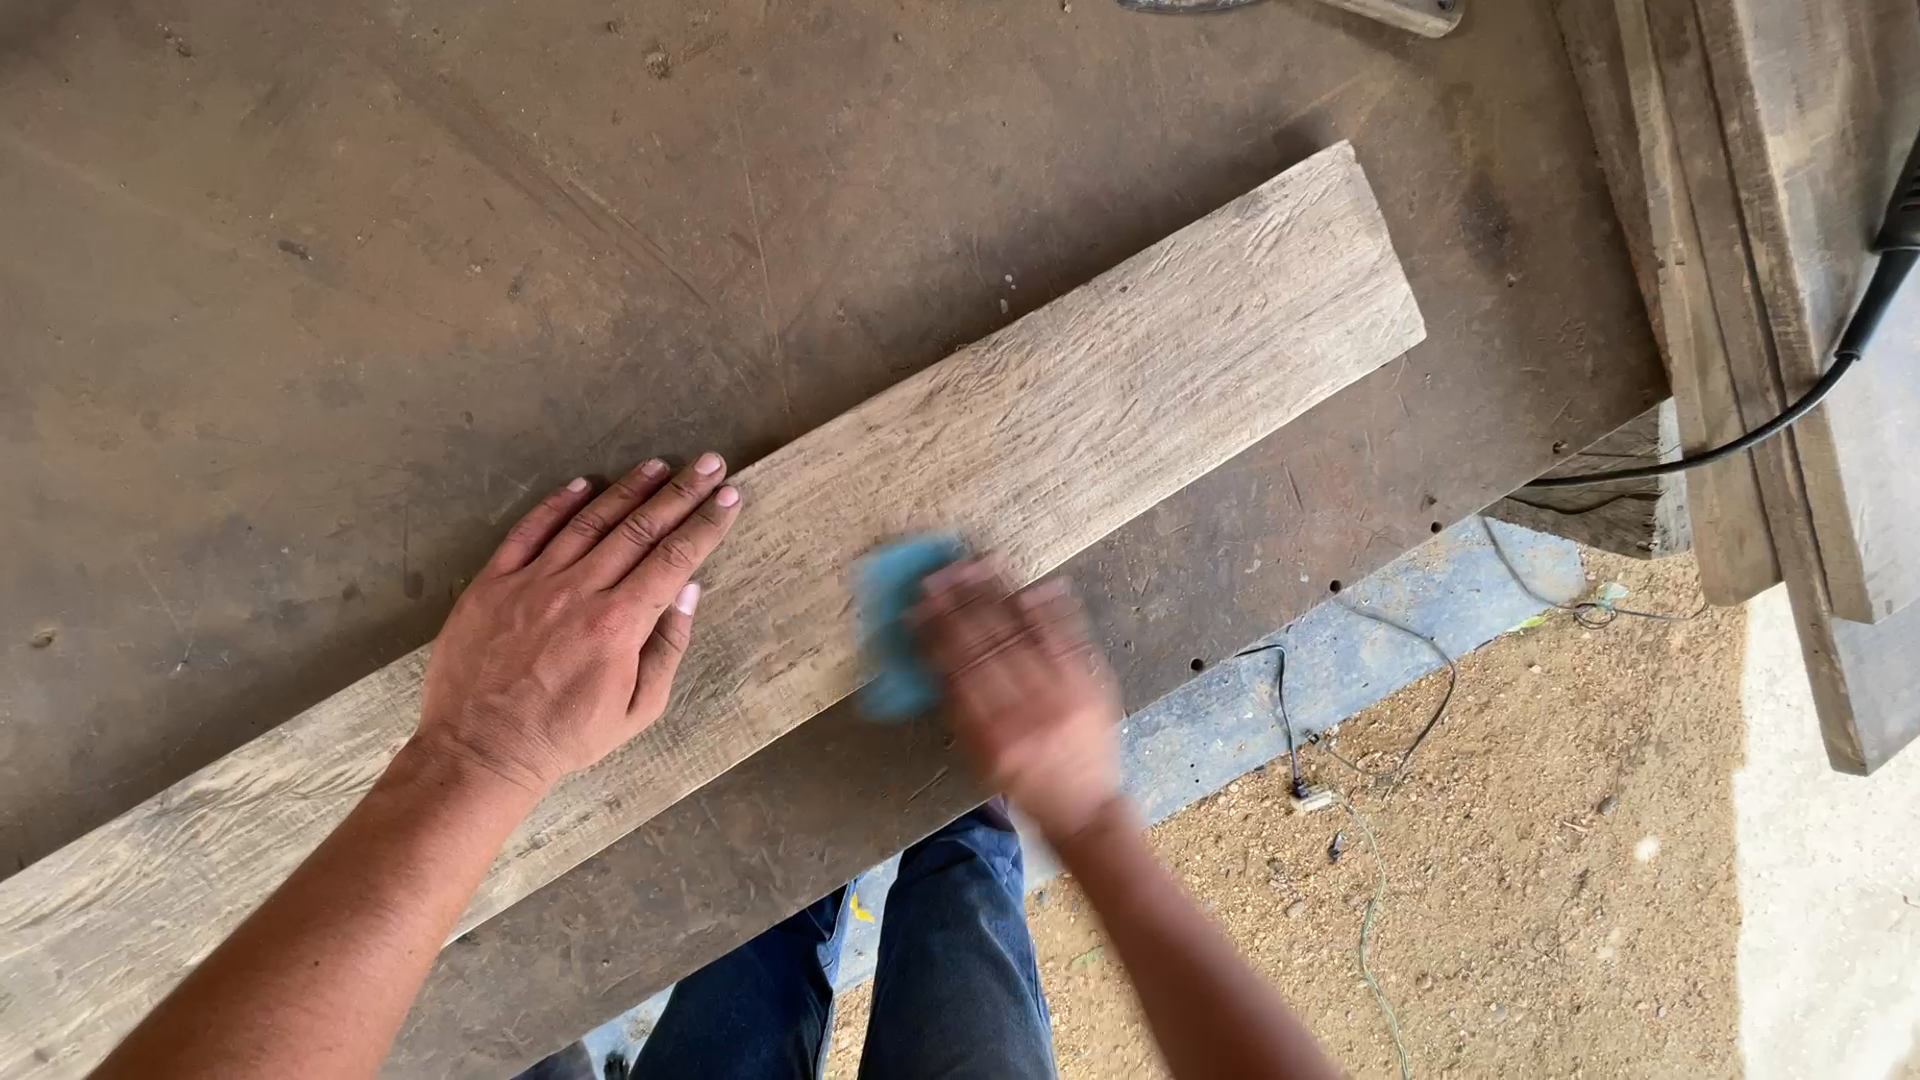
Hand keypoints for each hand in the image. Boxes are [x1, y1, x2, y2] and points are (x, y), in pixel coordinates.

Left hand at [415, 454, 741, 792]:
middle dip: (680, 493)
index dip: (706, 524)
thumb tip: (688, 591)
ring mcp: (531, 583)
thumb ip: (667, 647)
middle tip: (708, 464)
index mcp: (619, 624)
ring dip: (628, 489)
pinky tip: (584, 483)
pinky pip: (528, 532)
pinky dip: (557, 504)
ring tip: (658, 465)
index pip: (675, 559)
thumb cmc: (569, 736)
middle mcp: (579, 592)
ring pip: (589, 522)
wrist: (479, 752)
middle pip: (640, 530)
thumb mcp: (639, 708)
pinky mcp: (491, 584)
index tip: (729, 497)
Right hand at [912, 558, 1124, 842]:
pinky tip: (1032, 584)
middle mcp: (1028, 710)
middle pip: (987, 642)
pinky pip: (1069, 638)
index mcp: (992, 733)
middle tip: (942, 572)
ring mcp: (1064, 693)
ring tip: (977, 563)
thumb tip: (937, 657)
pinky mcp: (1092, 684)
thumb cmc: (1024, 787)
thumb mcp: (979, 759)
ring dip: (998, 594)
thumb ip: (960, 710)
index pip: (957, 667)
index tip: (920, 603)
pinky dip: (1049, 609)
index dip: (936, 629)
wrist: (1086, 809)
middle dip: (960, 602)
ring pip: (1024, 632)